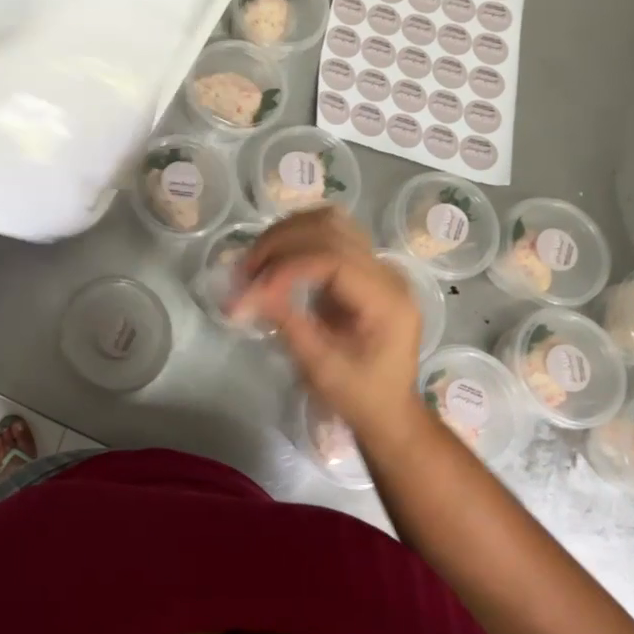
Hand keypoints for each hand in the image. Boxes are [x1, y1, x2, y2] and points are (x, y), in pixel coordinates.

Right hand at [235, 209, 428, 441]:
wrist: (390, 411)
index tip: (253, 292)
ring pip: (328, 221)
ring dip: (285, 234)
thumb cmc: (359, 396)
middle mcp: (388, 272)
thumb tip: (245, 292)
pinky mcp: (363, 266)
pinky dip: (294, 238)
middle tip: (243, 272)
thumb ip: (287, 322)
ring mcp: (378, 265)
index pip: (333, 259)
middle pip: (329, 229)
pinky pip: (328, 234)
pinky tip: (272, 260)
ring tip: (255, 262)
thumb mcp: (320, 367)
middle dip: (279, 244)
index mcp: (387, 300)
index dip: (286, 268)